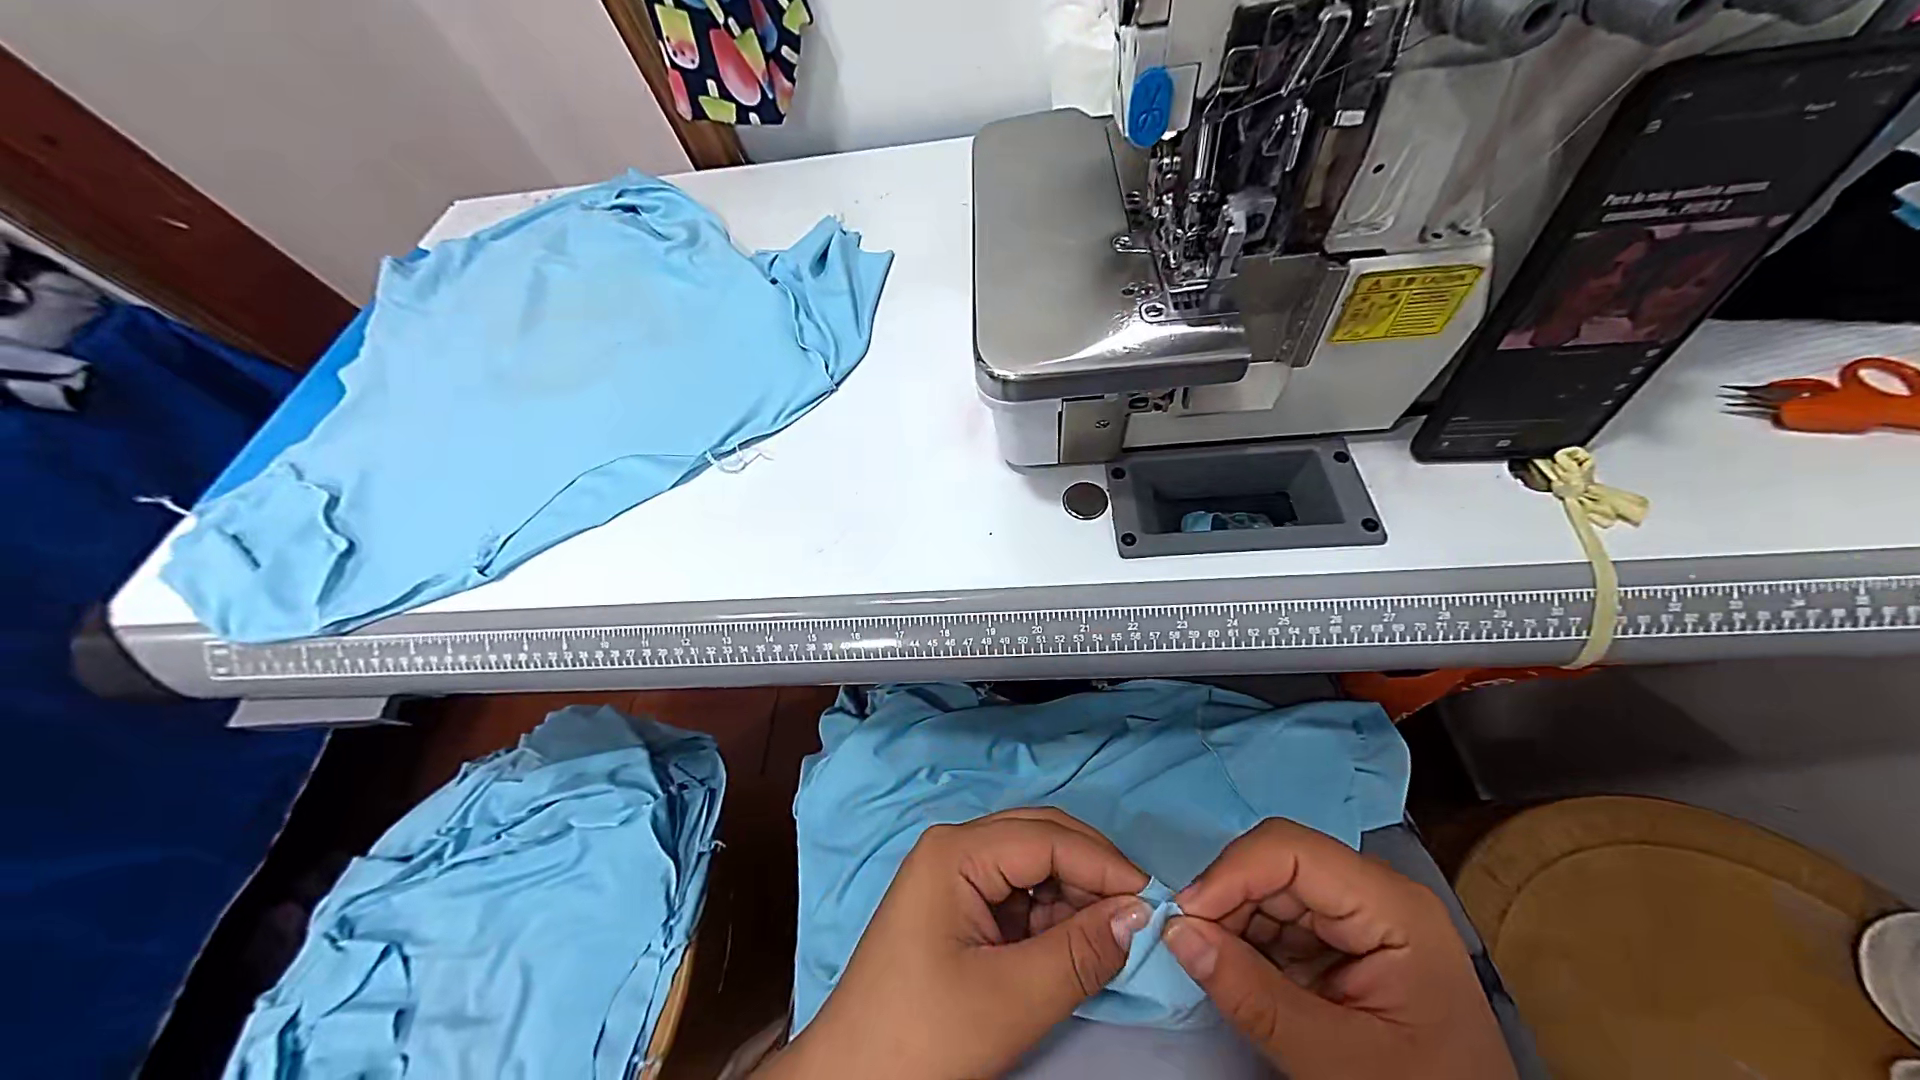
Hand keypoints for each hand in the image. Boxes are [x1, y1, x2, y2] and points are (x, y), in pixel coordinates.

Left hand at [763, 808, 1153, 1079]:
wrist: (854, 1079)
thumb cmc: (925, 1034)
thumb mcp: (1012, 998)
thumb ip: (1081, 951)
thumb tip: (1140, 913)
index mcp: (956, 850)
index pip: (1047, 838)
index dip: (1104, 864)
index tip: (1154, 901)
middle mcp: (954, 847)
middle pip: (1040, 838)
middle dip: (1089, 872)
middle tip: (1135, 916)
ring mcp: (953, 874)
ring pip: (1033, 864)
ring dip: (1072, 895)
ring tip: (1100, 939)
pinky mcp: (957, 905)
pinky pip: (1018, 892)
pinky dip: (1050, 915)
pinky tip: (1066, 945)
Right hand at [1161, 819, 1517, 1079]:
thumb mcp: (1336, 1061)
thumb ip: (1252, 995)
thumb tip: (1176, 932)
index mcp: (1391, 907)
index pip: (1290, 850)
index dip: (1230, 872)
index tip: (1185, 917)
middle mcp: (1375, 894)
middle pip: (1277, 863)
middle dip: (1227, 899)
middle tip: (1191, 946)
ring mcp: (1360, 914)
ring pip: (1270, 887)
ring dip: (1232, 920)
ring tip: (1216, 966)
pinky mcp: (1344, 938)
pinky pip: (1279, 917)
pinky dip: (1247, 940)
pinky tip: (1241, 972)